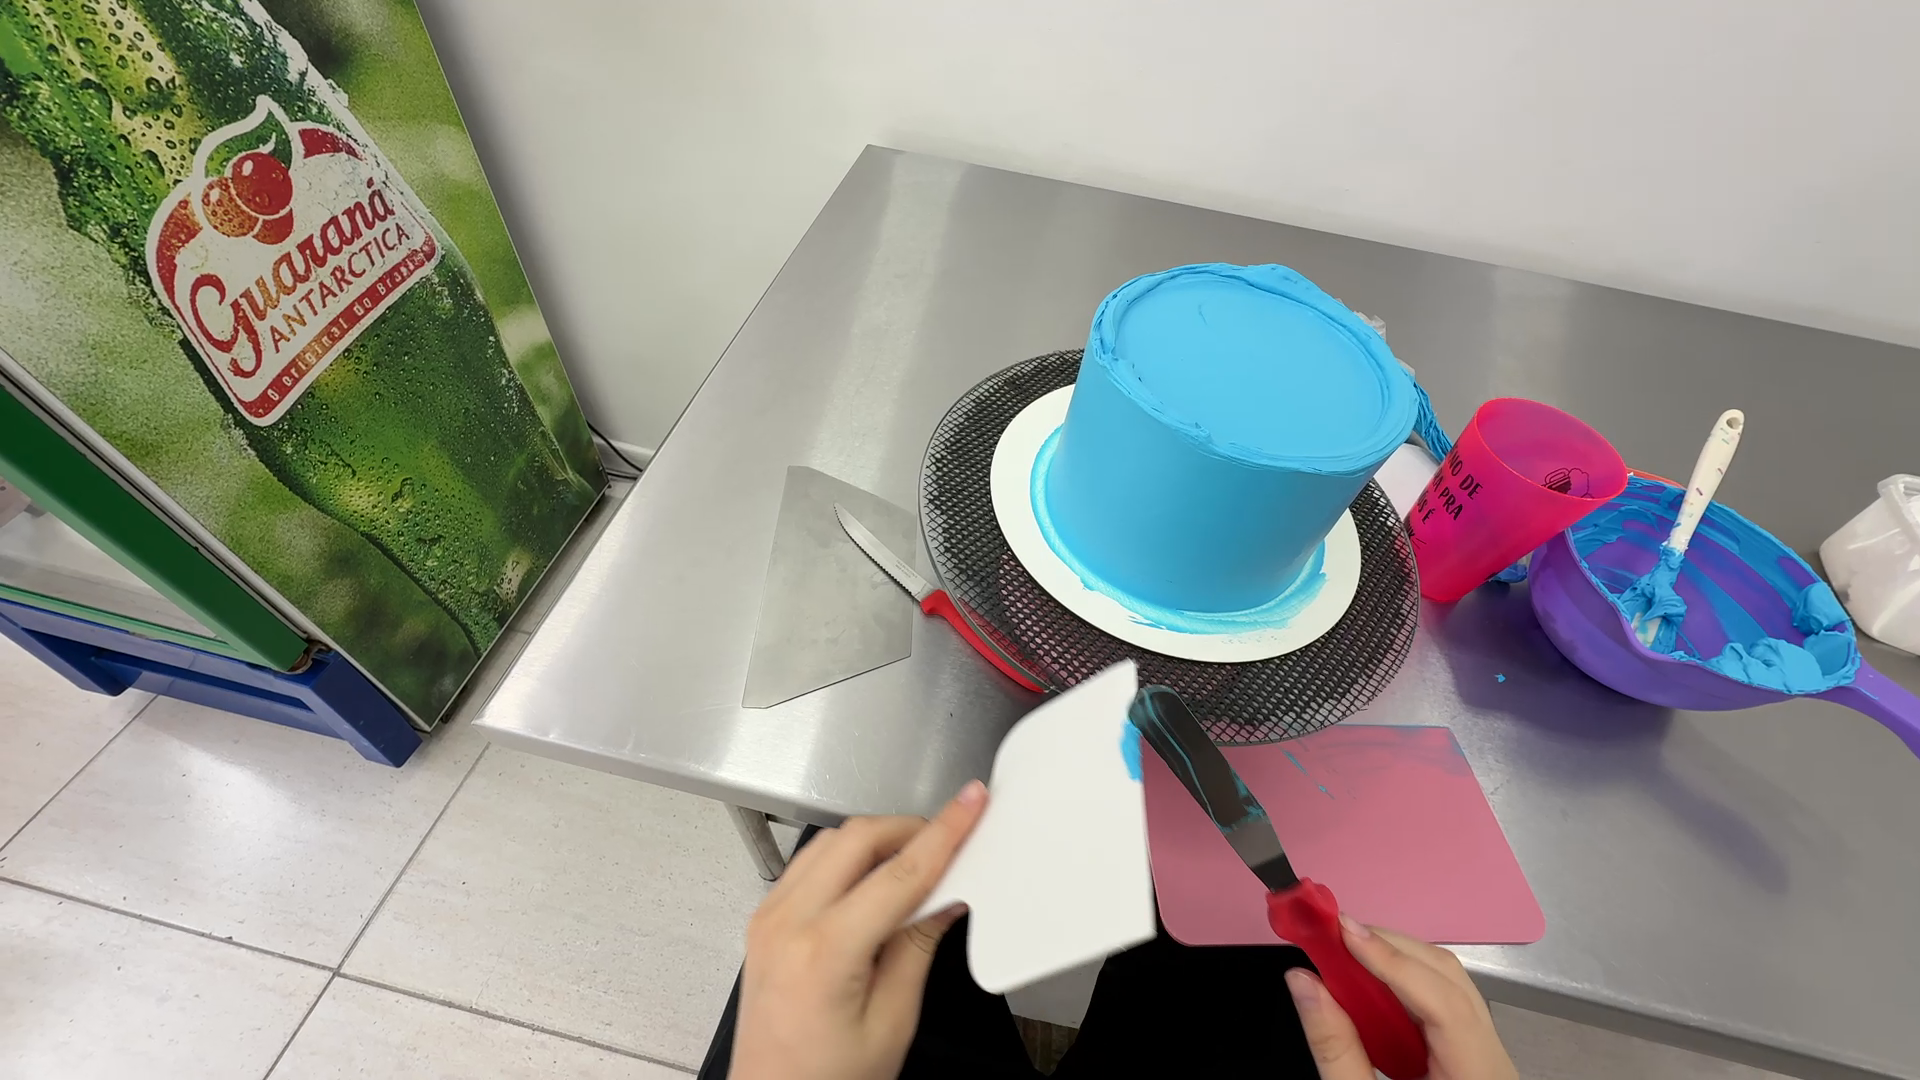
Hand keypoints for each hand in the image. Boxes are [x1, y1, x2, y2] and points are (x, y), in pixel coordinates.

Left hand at [730, 781, 988, 1079]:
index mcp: (824, 953)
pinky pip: (810, 859)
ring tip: (913, 861)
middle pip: (859, 837)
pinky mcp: (763, 917)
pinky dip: (847, 855)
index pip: (900, 872)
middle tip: (947, 839)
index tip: (969, 803)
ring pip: (832, 839)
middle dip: (909, 827)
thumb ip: (919, 945)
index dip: (943, 832)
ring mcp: (768, 916)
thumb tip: (947, 892)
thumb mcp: (891, 1022)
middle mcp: (787, 923)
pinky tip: (871, 877)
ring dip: (878, 838)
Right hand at [1285, 918, 1517, 1079]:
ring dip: (1391, 960)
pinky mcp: (1476, 1059)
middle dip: (1387, 948)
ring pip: (1449, 985)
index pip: (1444, 1003)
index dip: (1391, 959)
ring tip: (1341, 954)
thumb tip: (1300, 978)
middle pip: (1450, 980)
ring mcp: (1493, 1061)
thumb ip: (1334, 1048)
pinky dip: (1399, 983)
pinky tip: (1364, 985)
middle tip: (1330, 934)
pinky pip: (1442, 1003)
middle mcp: (1499, 1067)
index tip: (1340, 929)